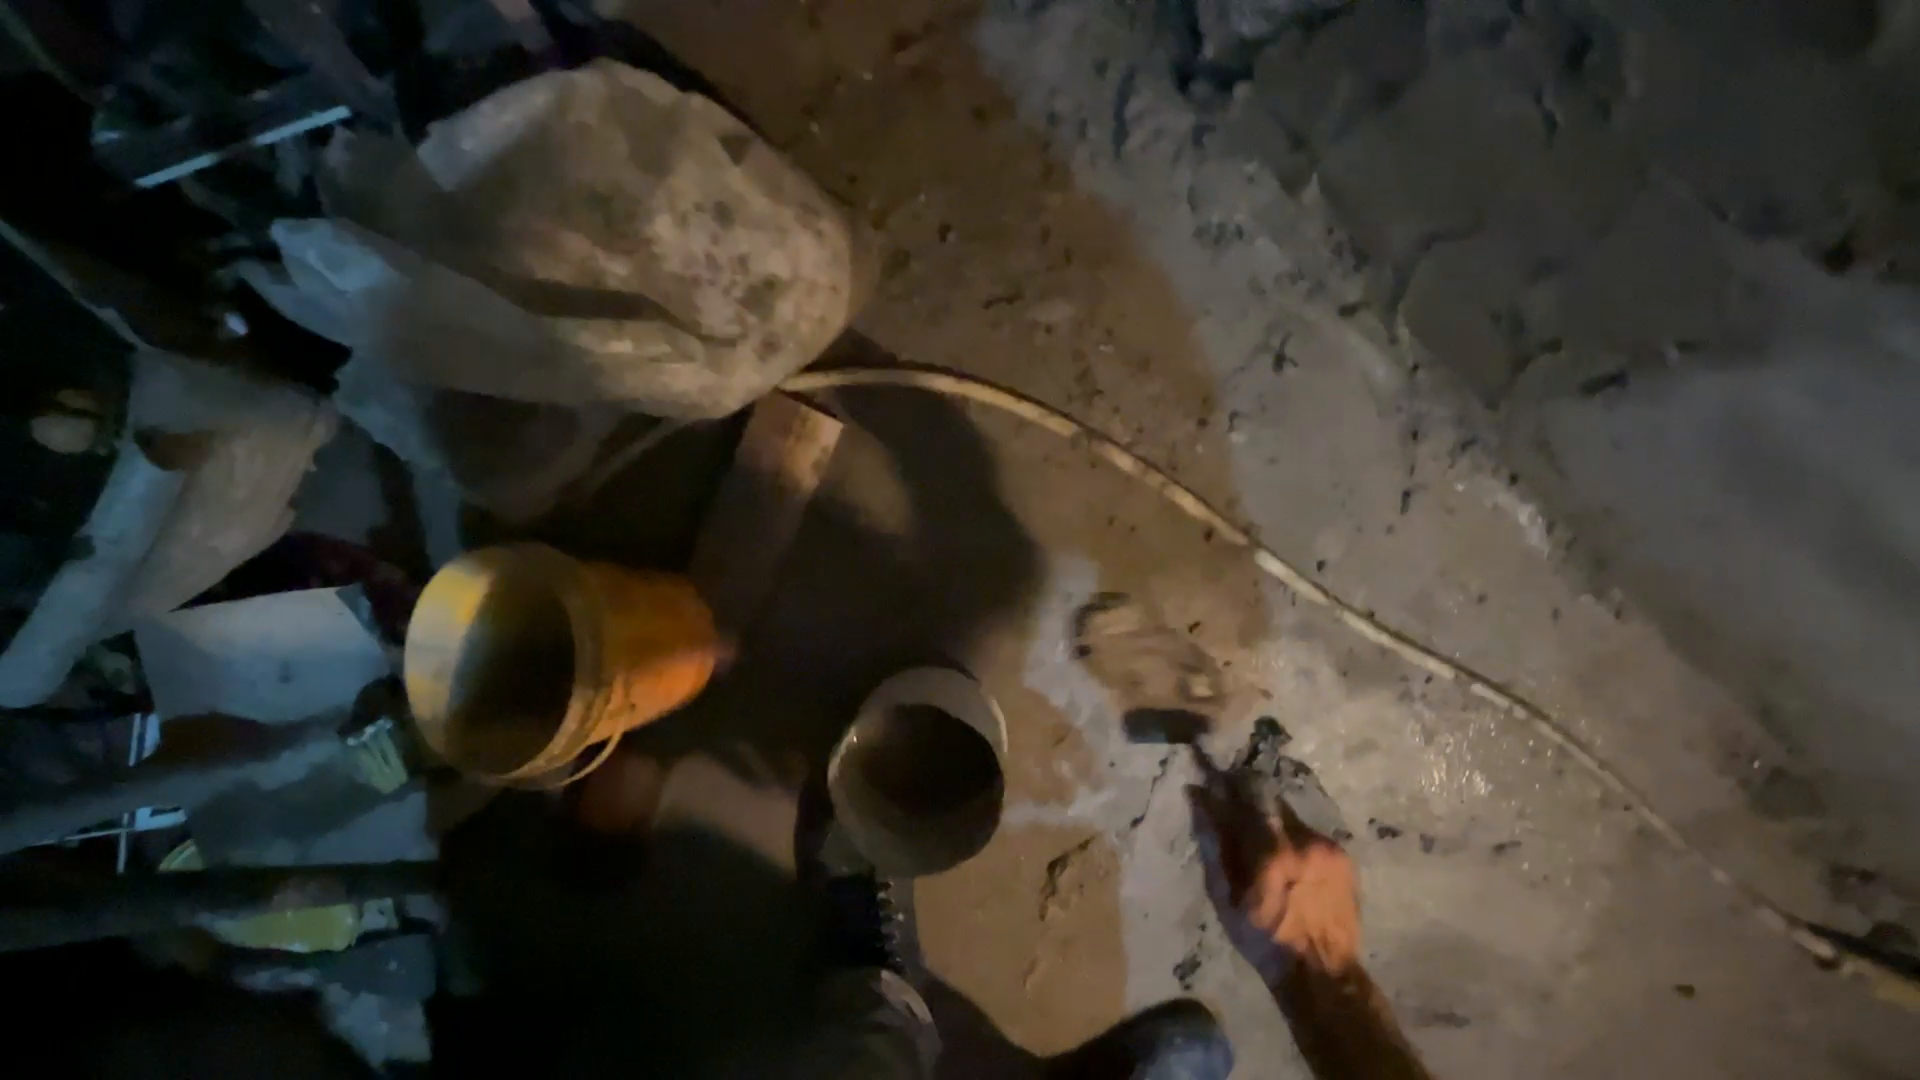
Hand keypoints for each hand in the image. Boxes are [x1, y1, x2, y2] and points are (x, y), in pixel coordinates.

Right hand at [1188, 773, 1360, 979]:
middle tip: (1231, 801)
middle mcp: (1302, 839)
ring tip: (1262, 841)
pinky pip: (1308, 832)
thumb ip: (1213, 843)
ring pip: (1289, 814)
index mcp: (1270, 850)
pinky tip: (1288, 860)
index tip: (1207, 769)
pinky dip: (1292, 837)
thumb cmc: (1261, 937)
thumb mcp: (1225, 896)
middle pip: (1268, 797)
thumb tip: (1198, 798)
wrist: (1322, 973)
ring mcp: (1326, 846)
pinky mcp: (1342, 856)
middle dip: (1246, 794)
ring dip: (1270, 819)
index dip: (1222, 779)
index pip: (1242, 794)